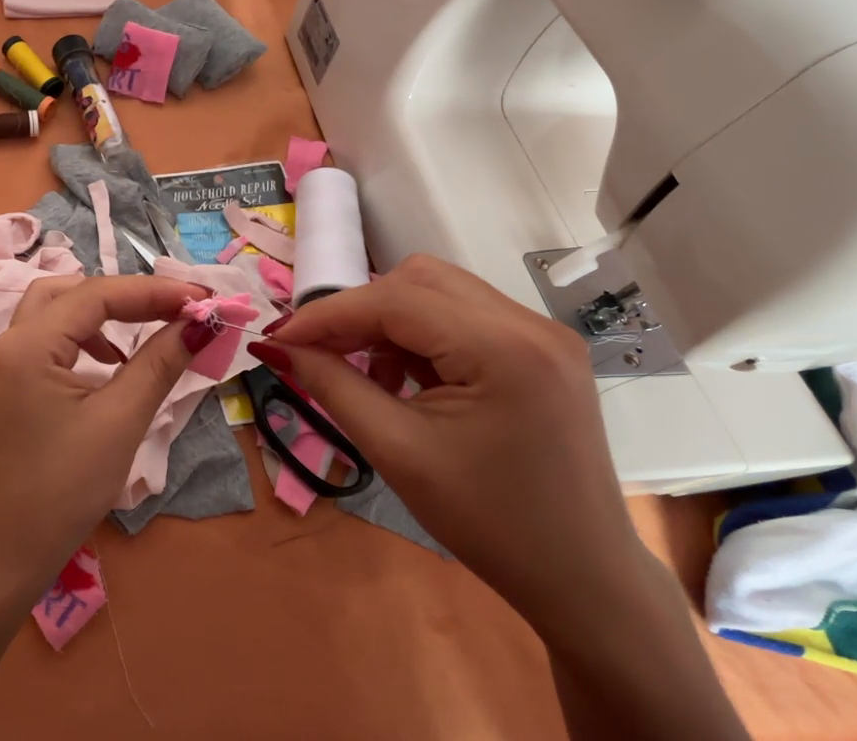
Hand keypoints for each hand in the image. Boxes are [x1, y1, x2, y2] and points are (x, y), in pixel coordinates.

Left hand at [0, 275, 208, 598]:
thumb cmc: (66, 487)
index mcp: (30, 343)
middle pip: (70, 291)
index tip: (204, 298)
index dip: (154, 290)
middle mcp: (11, 342)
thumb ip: (159, 362)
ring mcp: (7, 364)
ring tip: (148, 333)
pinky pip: (50, 340)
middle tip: (175, 309)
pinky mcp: (13, 386)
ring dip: (103, 314)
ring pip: (56, 312)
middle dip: (126, 295)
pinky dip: (85, 338)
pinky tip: (112, 364)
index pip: (98, 294)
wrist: (8, 550)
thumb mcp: (121, 420)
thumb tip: (200, 323)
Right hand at [249, 254, 638, 618]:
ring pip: (440, 292)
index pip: (395, 299)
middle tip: (318, 352)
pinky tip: (402, 378)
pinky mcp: (542, 352)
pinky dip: (420, 335)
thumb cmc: (486, 522)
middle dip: (359, 310)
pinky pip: (463, 318)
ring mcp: (543, 335)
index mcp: (504, 348)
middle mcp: (530, 324)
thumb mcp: (396, 451)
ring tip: (360, 369)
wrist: (579, 575)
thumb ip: (332, 385)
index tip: (278, 339)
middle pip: (419, 280)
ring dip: (387, 320)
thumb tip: (278, 346)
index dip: (328, 313)